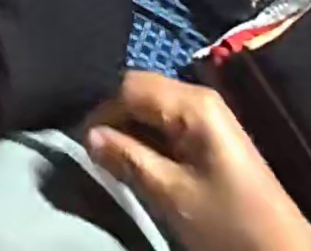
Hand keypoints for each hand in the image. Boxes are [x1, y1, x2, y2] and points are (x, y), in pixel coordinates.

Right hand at [86, 72, 310, 250]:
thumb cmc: (229, 225)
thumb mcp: (173, 196)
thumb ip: (129, 160)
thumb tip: (89, 136)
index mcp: (192, 103)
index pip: (131, 86)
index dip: (103, 111)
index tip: (82, 143)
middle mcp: (198, 96)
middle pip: (142, 89)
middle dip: (114, 115)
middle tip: (94, 151)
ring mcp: (206, 113)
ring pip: (152, 104)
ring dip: (129, 127)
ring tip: (110, 157)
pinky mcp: (209, 133)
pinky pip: (167, 120)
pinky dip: (147, 136)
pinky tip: (137, 159)